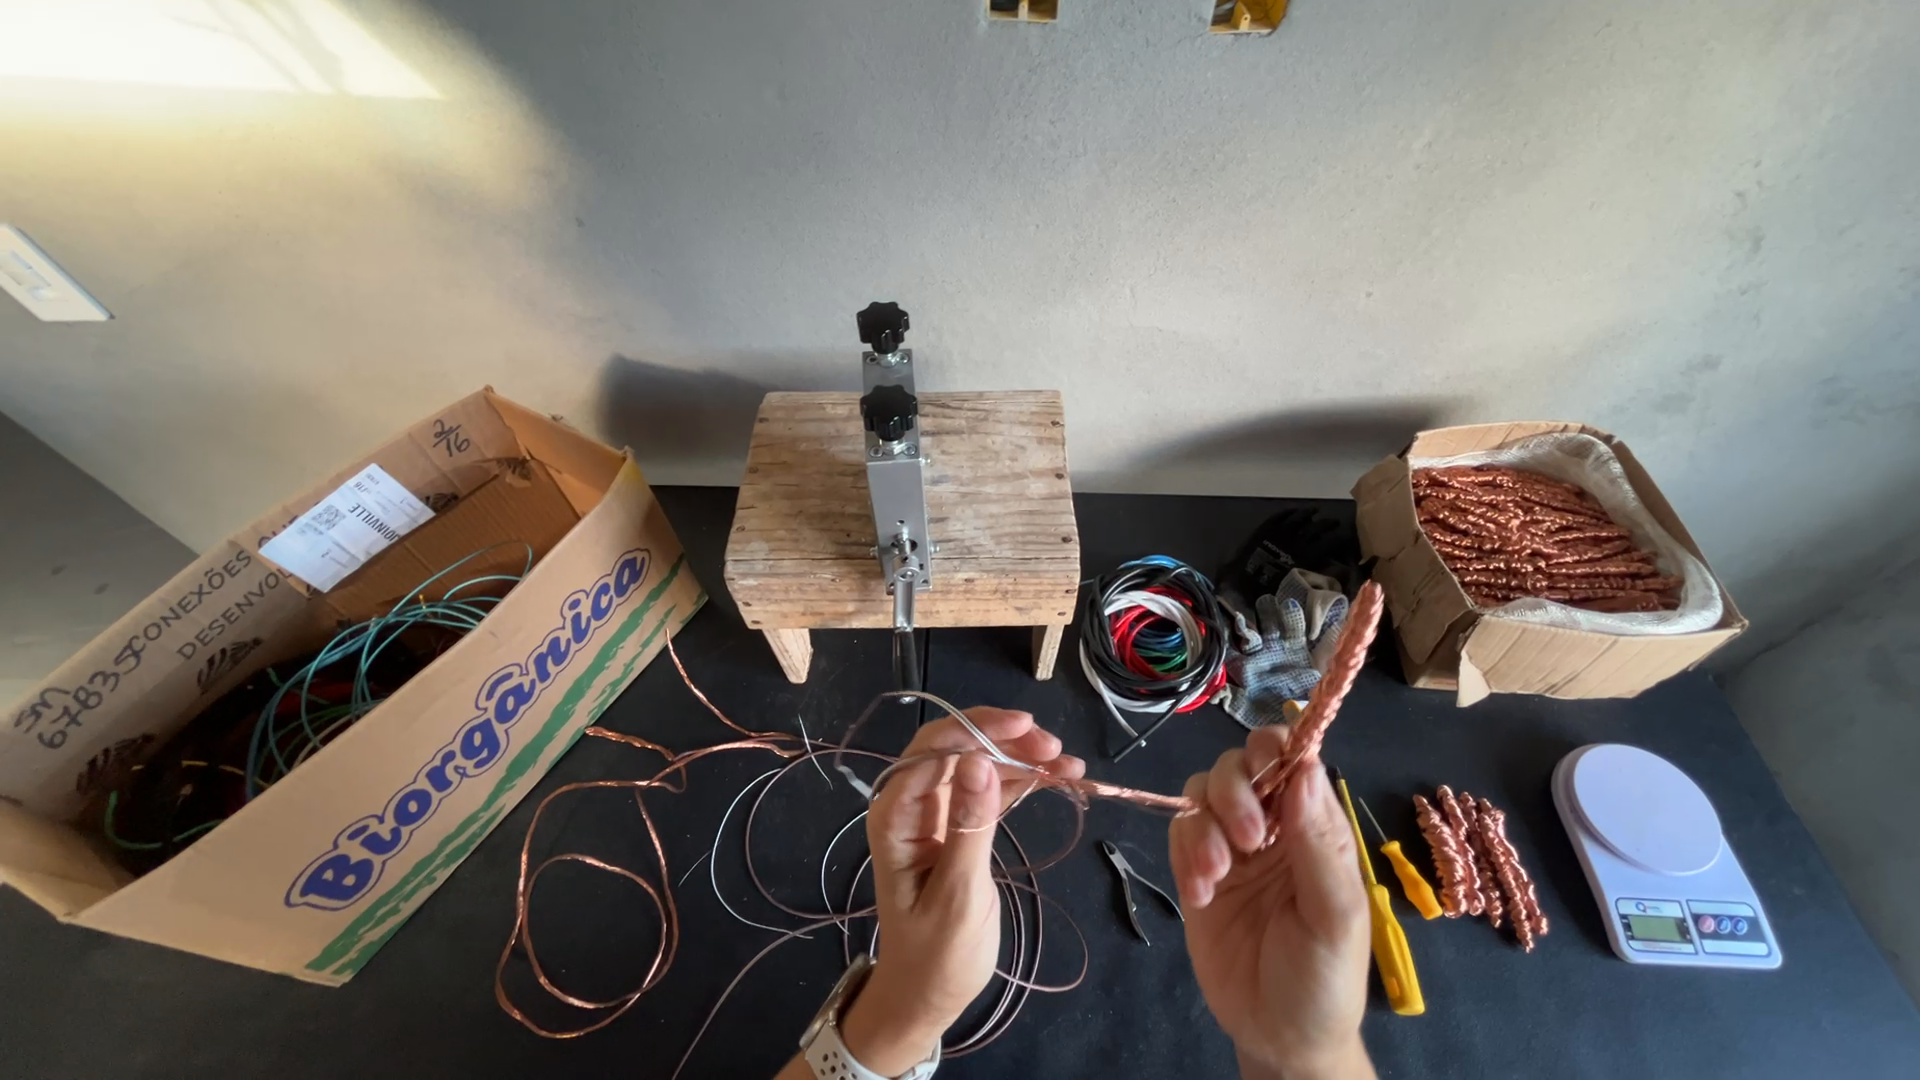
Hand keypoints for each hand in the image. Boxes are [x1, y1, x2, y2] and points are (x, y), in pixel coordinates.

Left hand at [837, 707, 1085, 1074]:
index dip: (977, 729)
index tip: (1024, 727)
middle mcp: (913, 803)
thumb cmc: (935, 955)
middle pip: (957, 746)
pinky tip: (1061, 776)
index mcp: (896, 816)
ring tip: (1067, 762)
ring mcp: (938, 811)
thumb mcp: (957, 895)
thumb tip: (978, 761)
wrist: (929, 995)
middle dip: (1003, 737)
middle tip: (1053, 746)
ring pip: (979, 762)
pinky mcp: (962, 822)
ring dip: (1021, 756)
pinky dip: (1026, 779)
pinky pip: (993, 787)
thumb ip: (969, 826)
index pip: (932, 750)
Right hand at [1168, 726, 1373, 1079]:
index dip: (1274, 752)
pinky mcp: (1194, 864)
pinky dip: (1183, 854)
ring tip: (1214, 876)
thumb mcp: (1333, 916)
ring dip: (1203, 826)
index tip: (1264, 775)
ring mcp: (1229, 843)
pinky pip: (1177, 828)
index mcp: (1314, 826)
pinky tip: (1199, 894)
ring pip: (1201, 790)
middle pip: (1238, 764)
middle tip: (1244, 840)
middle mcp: (1271, 824)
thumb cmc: (1322, 979)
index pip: (1294, 758)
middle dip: (1233, 791)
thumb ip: (1319, 843)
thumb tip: (1305, 766)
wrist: (1275, 1036)